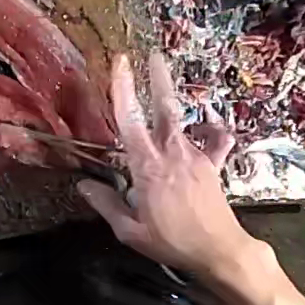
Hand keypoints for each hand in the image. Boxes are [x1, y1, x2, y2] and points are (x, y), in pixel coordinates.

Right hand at [78, 52, 261, 278]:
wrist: (220, 250)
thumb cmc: (172, 242)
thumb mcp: (130, 231)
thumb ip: (106, 205)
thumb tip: (85, 186)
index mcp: (148, 167)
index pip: (129, 120)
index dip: (122, 88)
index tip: (119, 63)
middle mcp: (173, 154)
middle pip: (165, 108)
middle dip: (158, 79)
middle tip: (153, 55)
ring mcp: (196, 157)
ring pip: (184, 120)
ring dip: (175, 98)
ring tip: (168, 80)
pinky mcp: (212, 166)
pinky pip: (215, 140)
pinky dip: (212, 129)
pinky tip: (208, 124)